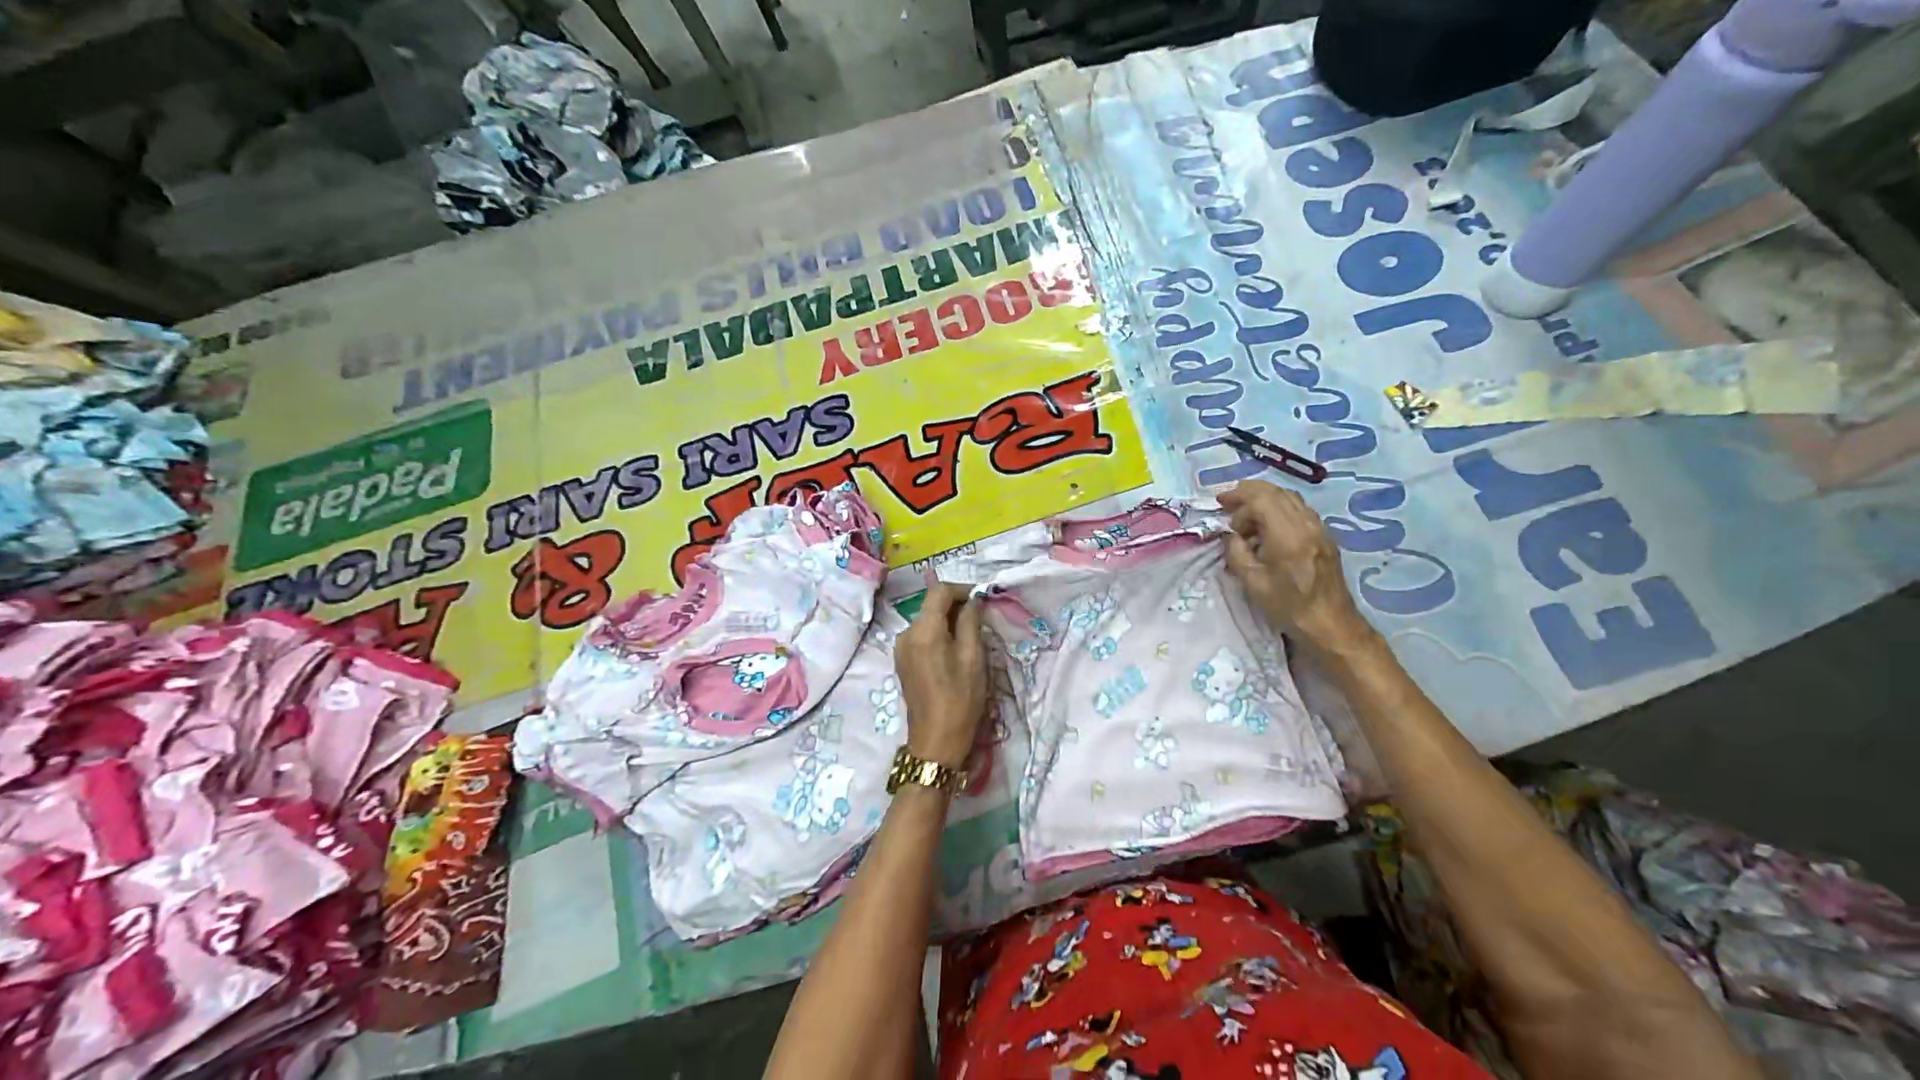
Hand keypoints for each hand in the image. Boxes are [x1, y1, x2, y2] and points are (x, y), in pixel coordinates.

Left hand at [894, 582, 988, 768]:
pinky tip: (953, 652)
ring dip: (947, 622)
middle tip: (980, 619)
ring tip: (970, 638)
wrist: (936, 740)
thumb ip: (971, 622)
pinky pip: (921, 637)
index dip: (962, 590)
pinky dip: (938, 636)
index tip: (981, 599)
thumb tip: (972, 601)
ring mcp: (901, 649)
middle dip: (955, 606)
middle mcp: (906, 634)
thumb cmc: (960, 698)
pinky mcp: (902, 662)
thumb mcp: (973, 657)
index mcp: (923, 630)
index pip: (939, 592)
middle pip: (931, 606)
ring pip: (927, 622)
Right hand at [1219, 479, 1372, 652]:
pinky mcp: (1324, 536)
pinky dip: (1278, 507)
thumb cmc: (1288, 607)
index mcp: (1288, 535)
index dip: (1238, 501)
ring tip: (1244, 512)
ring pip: (1289, 497)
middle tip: (1226, 501)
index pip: (1261, 499)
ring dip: (1263, 498)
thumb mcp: (1252, 582)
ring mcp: (1319, 528)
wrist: (1330, 625)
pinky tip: (1267, 525)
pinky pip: (1299, 509)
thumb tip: (1232, 536)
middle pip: (1276, 491)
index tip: (1223, 513)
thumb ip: (1236, 552)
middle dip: (1247, 492)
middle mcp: (1306, 524)